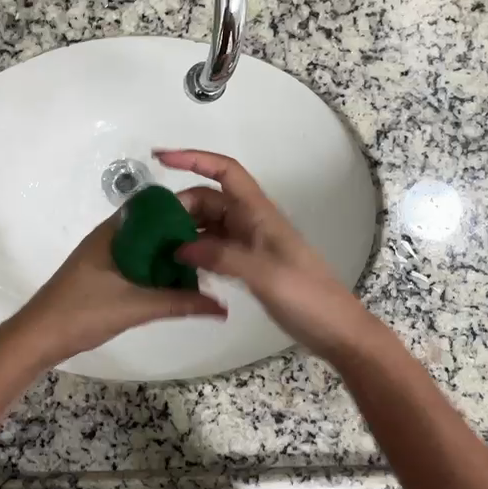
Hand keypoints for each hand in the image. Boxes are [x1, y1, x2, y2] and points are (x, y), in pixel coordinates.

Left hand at [2, 211, 226, 366]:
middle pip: (155, 228)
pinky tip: (177, 286)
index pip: (156, 206)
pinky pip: (138, 265)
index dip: (186, 210)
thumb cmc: (81, 312)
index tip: (217, 221)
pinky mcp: (104, 276)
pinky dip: (158, 272)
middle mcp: (111, 237)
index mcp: (114, 231)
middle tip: (218, 248)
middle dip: (184, 237)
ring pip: (147, 249)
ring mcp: (106, 257)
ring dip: (171, 257)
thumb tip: (221, 306)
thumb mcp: (135, 306)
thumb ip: (179, 303)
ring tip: (204, 267)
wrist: (39, 337)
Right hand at [157, 148, 377, 362]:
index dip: (194, 158)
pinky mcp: (247, 264)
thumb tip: (180, 247)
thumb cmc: (306, 295)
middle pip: (208, 200)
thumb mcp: (263, 273)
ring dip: (183, 231)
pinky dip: (194, 252)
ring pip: (207, 225)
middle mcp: (250, 221)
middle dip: (179, 206)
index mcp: (258, 212)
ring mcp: (248, 243)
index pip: (224, 170)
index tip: (161, 158)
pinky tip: (177, 268)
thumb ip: (221, 256)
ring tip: (156, 248)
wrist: (336, 330)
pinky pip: (212, 248)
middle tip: (151, 228)